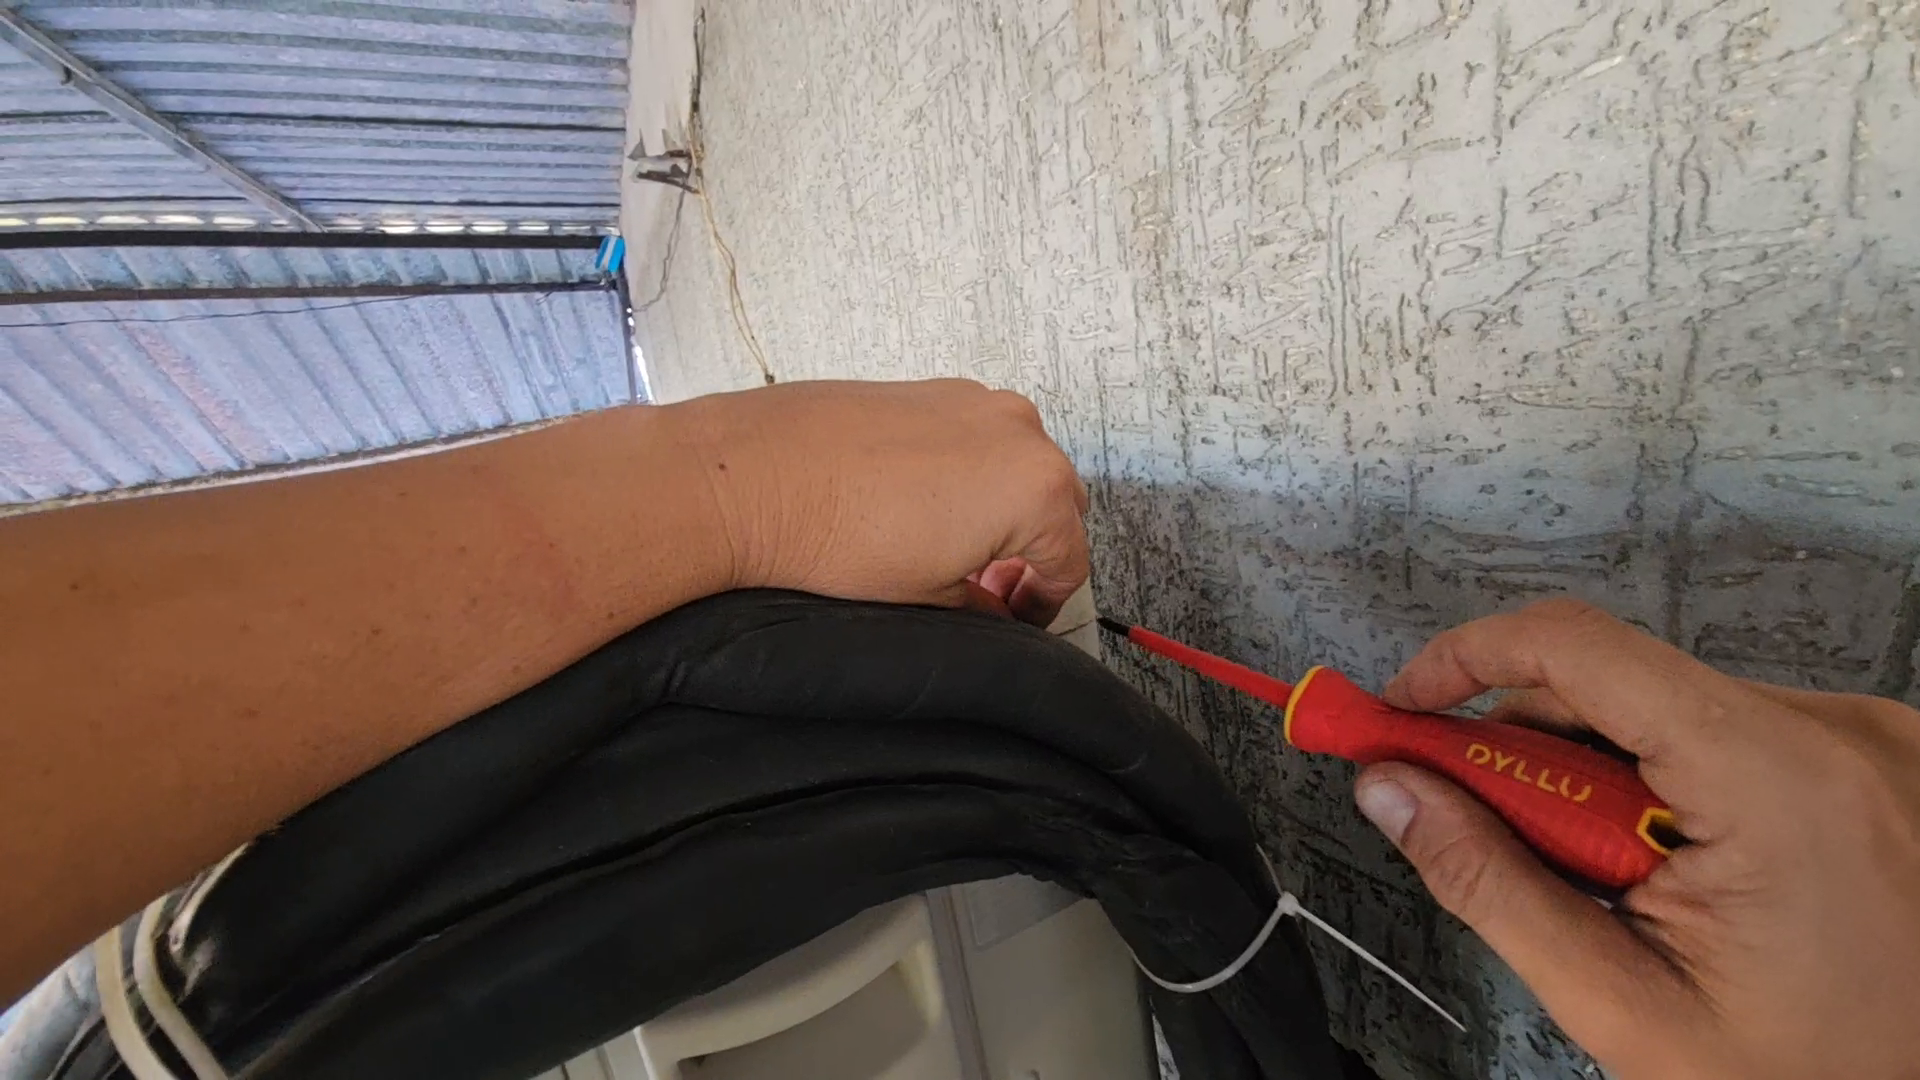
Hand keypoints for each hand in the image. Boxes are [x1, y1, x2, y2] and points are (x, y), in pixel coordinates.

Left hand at [666, 379, 1088, 624]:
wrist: (755, 478)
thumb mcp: (930, 598)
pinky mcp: (933, 389)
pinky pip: (978, 438)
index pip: (1070, 561)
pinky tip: (924, 503)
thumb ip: (984, 607)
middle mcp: (1019, 432)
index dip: (1044, 603)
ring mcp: (974, 401)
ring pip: (1018, 468)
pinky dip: (971, 473)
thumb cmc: (838, 537)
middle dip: (1031, 552)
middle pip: (1055, 507)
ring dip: (1003, 509)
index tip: (1017, 617)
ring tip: (953, 545)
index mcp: (1036, 489)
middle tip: (989, 586)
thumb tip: (994, 609)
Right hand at [1351, 599, 1919, 1079]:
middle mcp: (1831, 727)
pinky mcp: (1864, 751)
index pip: (1574, 645)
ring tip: (1586, 858)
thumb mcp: (1620, 1003)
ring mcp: (1862, 735)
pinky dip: (1635, 767)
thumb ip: (1484, 882)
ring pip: (1644, 699)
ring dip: (1573, 761)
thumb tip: (1380, 785)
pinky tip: (1652, 849)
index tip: (1403, 709)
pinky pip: (1699, 721)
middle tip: (1478, 814)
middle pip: (1601, 679)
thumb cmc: (1806, 1077)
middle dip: (1512, 739)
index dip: (1463, 656)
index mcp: (1778, 777)